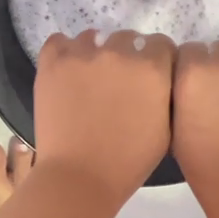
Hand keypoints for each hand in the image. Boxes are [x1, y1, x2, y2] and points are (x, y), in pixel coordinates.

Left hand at [32, 30, 176, 197]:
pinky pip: (59, 42)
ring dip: (95, 54)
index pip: (159, 44)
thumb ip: (166, 95)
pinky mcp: (53, 63)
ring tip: (89, 82)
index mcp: (152, 68)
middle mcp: (119, 52)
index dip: (155, 62)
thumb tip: (158, 79)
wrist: (78, 178)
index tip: (148, 80)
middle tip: (117, 87)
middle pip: (127, 39)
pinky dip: (64, 54)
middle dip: (127, 58)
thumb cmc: (128, 164)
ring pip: (93, 38)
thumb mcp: (166, 131)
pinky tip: (67, 73)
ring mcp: (83, 55)